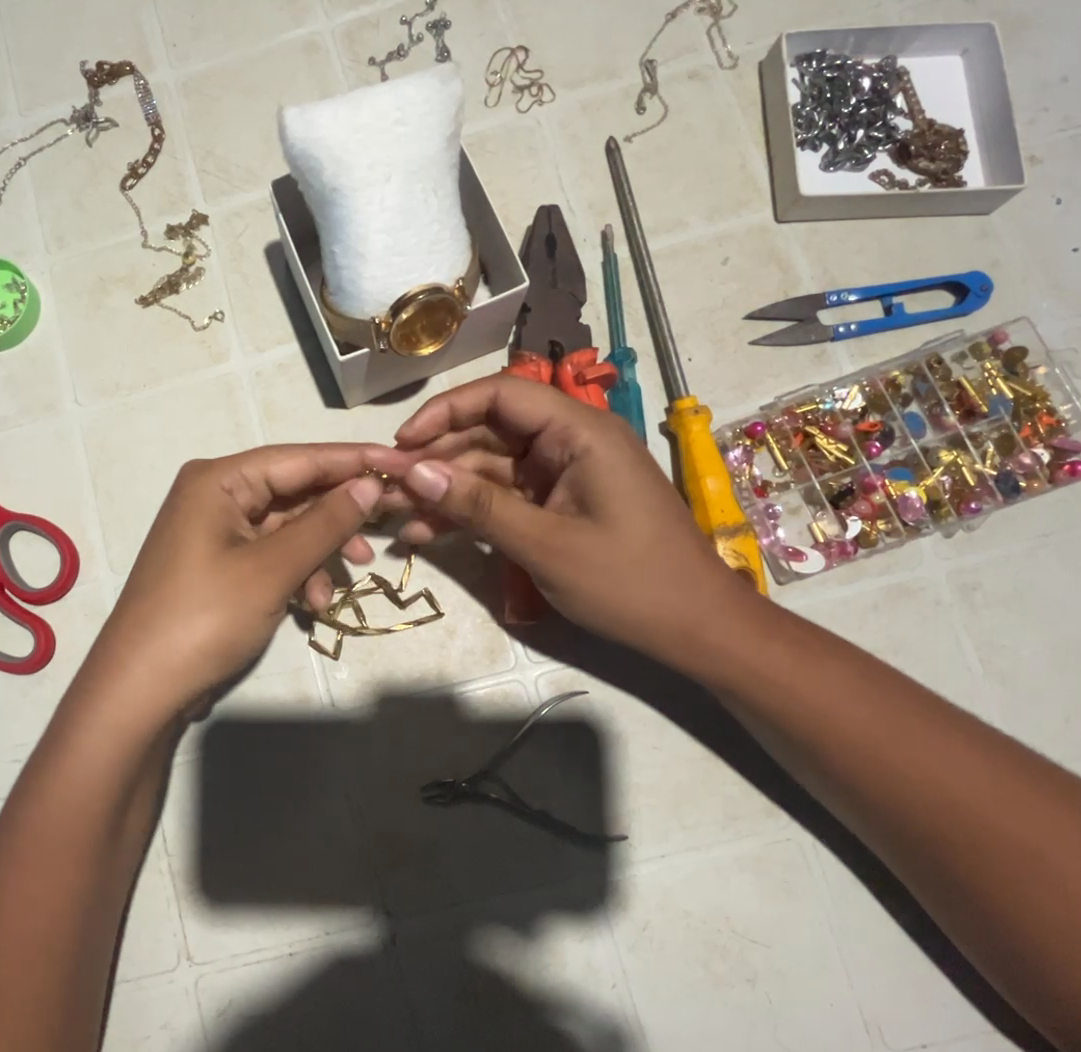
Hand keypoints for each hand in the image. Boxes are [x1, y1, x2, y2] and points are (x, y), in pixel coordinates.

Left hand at [81, 444, 397, 714]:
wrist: (143, 688)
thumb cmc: (205, 617)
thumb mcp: (272, 568)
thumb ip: (325, 523)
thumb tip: (370, 484)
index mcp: (219, 480)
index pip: (300, 458)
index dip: (355, 461)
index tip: (406, 464)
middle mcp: (216, 496)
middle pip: (295, 491)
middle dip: (342, 511)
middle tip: (396, 519)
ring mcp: (216, 535)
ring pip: (288, 527)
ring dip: (323, 549)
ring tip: (359, 570)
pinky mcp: (220, 569)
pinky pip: (272, 556)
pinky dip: (299, 574)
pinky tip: (317, 603)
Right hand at [390, 374, 753, 662]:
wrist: (693, 628)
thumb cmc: (629, 581)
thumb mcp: (544, 545)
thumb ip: (478, 505)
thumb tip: (412, 472)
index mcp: (579, 432)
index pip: (500, 394)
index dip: (444, 411)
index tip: (402, 443)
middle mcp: (569, 442)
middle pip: (488, 431)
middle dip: (436, 458)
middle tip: (387, 487)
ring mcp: (563, 475)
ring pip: (489, 467)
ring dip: (445, 491)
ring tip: (398, 517)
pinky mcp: (559, 505)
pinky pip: (504, 497)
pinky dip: (470, 512)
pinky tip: (428, 532)